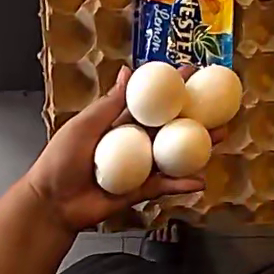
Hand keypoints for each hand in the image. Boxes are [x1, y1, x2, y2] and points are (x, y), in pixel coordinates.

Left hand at [23, 66, 207, 231]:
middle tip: (218, 107)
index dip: (171, 88)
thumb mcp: (84, 125)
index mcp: (119, 123)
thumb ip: (110, 103)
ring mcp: (139, 168)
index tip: (192, 72)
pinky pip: (165, 186)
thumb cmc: (60, 160)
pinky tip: (200, 181)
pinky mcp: (140, 191)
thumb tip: (128, 72)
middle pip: (170, 127)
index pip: (150, 102)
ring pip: (175, 155)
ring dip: (198, 148)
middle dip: (195, 117)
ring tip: (220, 138)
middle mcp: (133, 143)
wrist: (53, 202)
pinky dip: (182, 184)